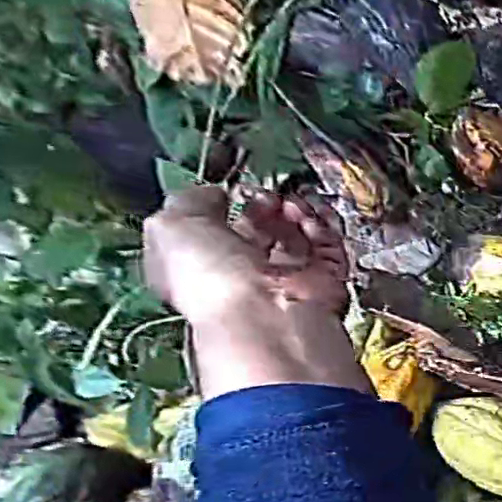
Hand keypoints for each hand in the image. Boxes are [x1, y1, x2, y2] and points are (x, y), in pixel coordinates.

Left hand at [143, 186, 366, 398]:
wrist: (268, 313)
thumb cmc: (211, 276)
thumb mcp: (172, 225)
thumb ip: (190, 201)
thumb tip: (216, 192)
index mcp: (199, 263)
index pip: (215, 227)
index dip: (222, 205)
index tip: (232, 189)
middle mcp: (246, 271)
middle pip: (261, 230)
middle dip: (265, 207)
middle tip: (267, 195)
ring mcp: (289, 276)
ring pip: (298, 236)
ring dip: (296, 214)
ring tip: (292, 203)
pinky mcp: (325, 280)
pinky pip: (329, 249)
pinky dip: (323, 230)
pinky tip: (311, 218)